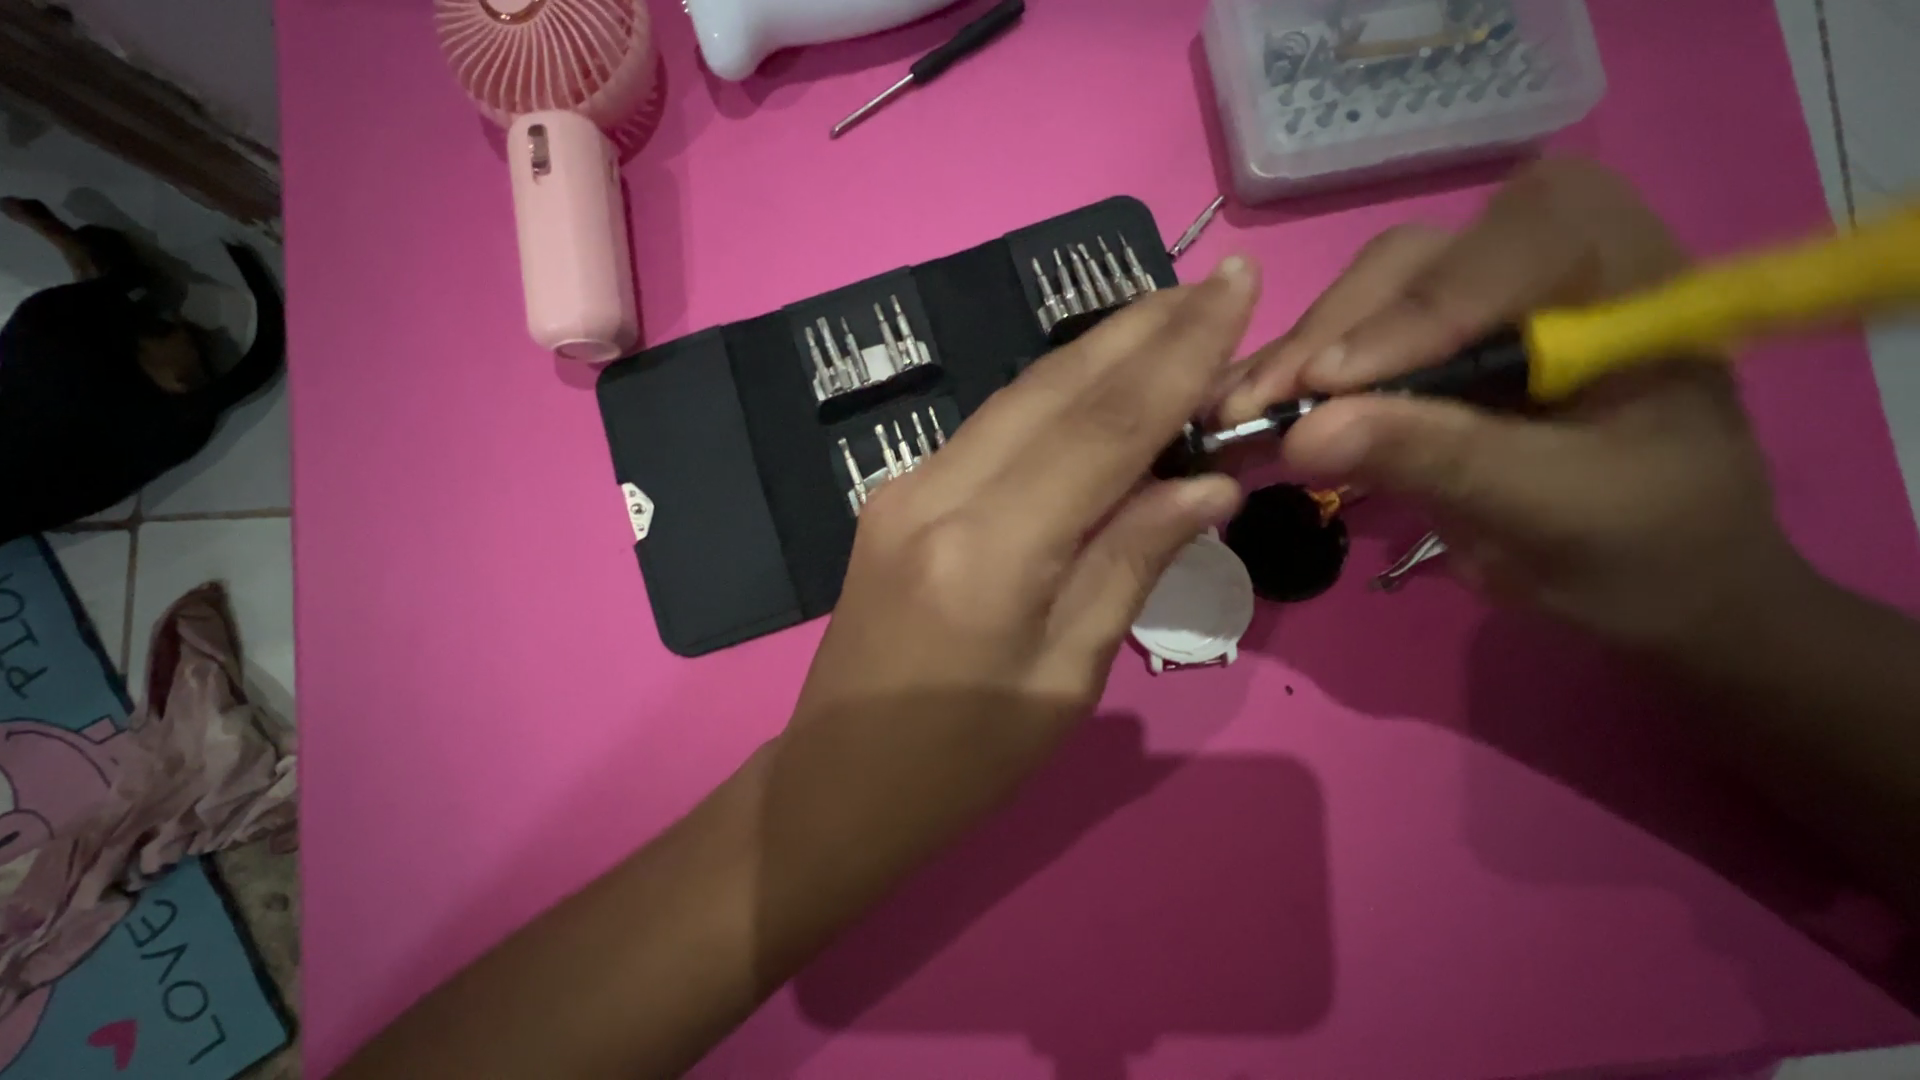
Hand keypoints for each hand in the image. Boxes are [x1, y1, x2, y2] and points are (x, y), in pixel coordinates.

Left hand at [795, 259, 1256, 747]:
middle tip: (1217, 287)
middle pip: (1055, 387)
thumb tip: (1207, 483)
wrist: (839, 784)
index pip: (1103, 426)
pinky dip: (1053, 399)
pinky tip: (1098, 389)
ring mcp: (903, 488)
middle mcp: (935, 494)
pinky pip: (989, 431)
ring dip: (1099, 355)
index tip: (1237, 288)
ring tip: (1173, 320)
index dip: (1179, 354)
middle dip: (1142, 330)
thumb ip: (1131, 563)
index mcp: (988, 551)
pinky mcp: (893, 498)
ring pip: (1018, 398)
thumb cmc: (964, 760)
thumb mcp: (1067, 677)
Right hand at [1219, 159, 1808, 651]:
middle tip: (1256, 407)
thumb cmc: (1647, 546)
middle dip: (1332, 335)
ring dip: (1296, 357)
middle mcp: (1543, 265)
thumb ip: (1440, 459)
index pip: (1512, 246)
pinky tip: (1240, 410)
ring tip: (1237, 417)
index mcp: (1626, 277)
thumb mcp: (1556, 509)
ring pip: (1362, 299)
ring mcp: (1475, 304)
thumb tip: (1302, 434)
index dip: (1417, 308)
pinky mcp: (1423, 349)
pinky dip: (1289, 378)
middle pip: (1414, 264)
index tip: (1330, 386)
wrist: (1658, 582)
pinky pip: (1343, 343)